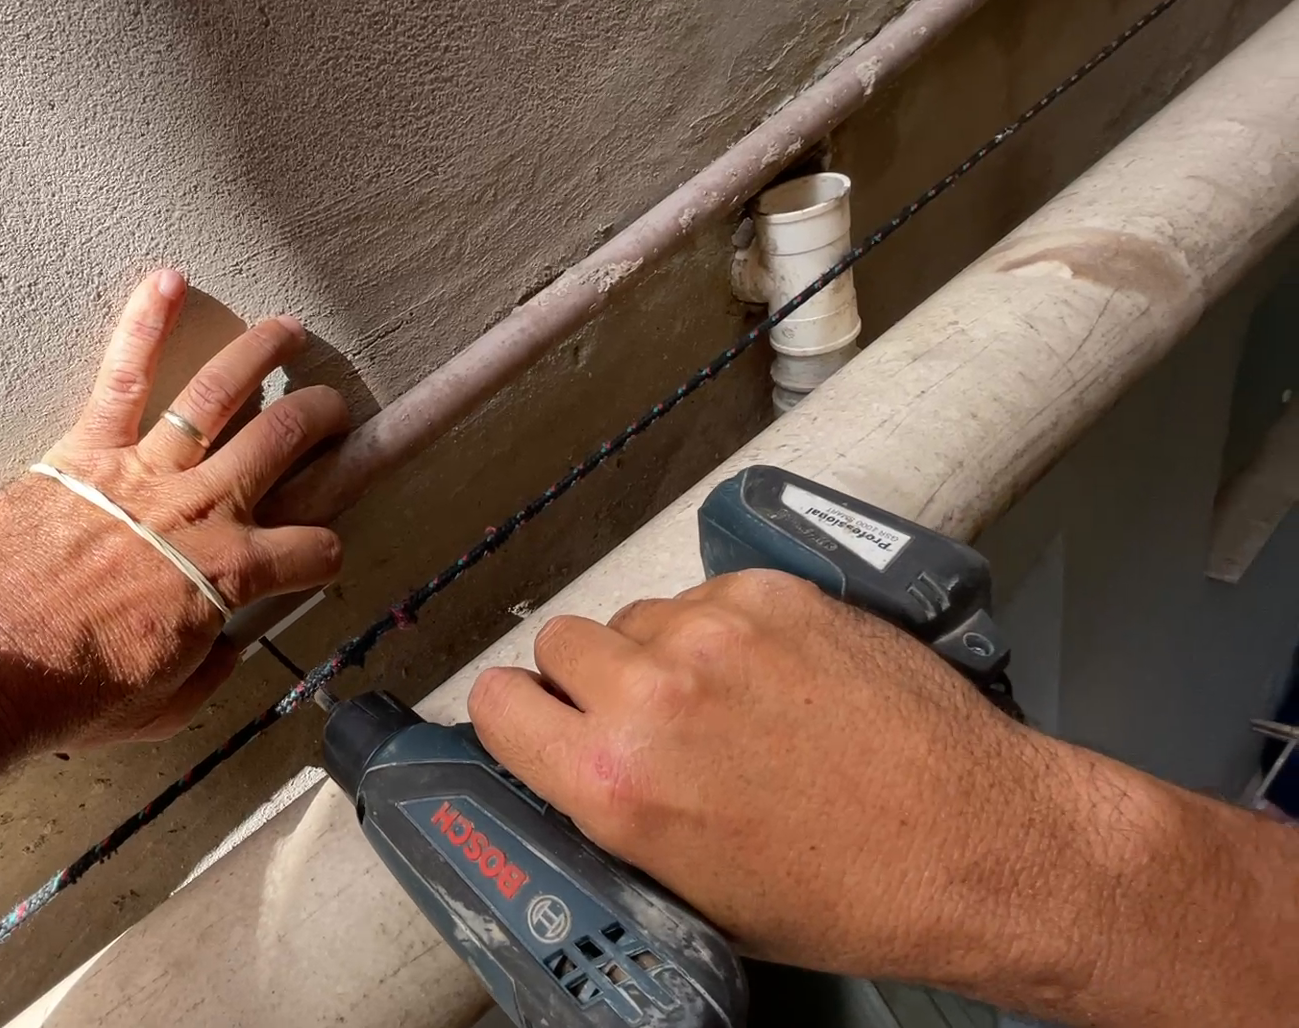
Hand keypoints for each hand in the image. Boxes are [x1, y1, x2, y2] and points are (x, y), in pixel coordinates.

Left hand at [0, 270, 346, 757]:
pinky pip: (124, 376)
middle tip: (335, 408)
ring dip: (263, 353)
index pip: (313, 550)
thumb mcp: (164, 707)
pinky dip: (146, 323)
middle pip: (283, 440)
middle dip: (321, 417)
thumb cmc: (71, 694)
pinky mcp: (87, 448)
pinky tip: (169, 278)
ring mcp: (147, 471)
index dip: (325, 555)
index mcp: (228, 577)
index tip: (317, 557)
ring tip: (288, 329)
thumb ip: (212, 670)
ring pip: (220, 393)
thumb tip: (226, 641)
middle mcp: (203, 510)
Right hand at [466, 571, 1160, 995]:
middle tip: (646, 711)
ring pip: (632, 615)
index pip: (495, 699)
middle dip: (589, 675)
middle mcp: (649, 696)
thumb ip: (597, 803)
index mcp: (615, 782)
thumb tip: (554, 749)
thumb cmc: (842, 891)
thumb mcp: (683, 884)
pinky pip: (700, 595)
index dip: (516, 709)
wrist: (988, 847)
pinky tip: (773, 672)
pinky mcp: (765, 592)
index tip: (544, 716)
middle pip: (558, 640)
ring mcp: (710, 632)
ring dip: (657, 650)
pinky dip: (720, 627)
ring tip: (726, 695)